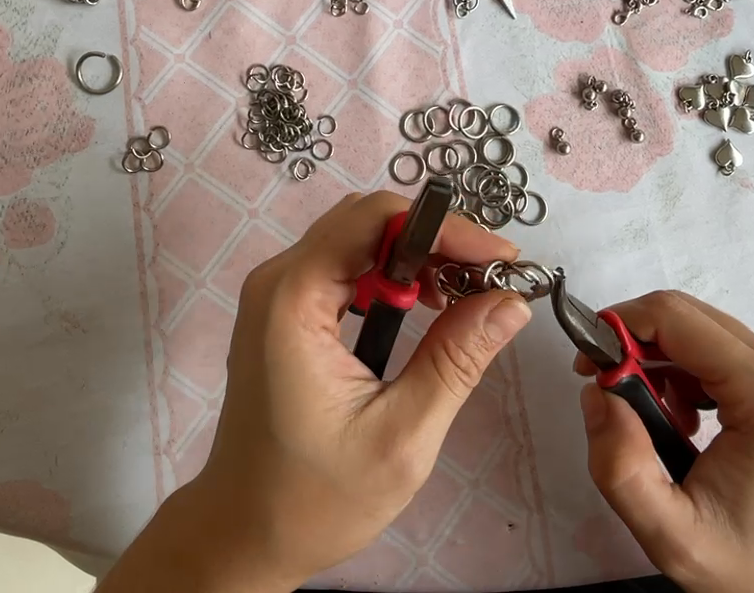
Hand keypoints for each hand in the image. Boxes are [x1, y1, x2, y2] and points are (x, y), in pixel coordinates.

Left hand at [99, 191, 534, 592]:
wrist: (242, 534)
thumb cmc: (315, 498)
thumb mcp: (401, 435)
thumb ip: (456, 360)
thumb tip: (510, 301)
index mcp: (294, 299)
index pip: (376, 219)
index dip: (444, 226)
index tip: (501, 258)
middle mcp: (279, 279)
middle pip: (367, 220)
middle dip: (435, 239)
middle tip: (487, 277)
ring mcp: (277, 292)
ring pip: (358, 237)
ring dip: (415, 255)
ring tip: (462, 294)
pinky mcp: (284, 309)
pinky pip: (344, 265)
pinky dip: (389, 274)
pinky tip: (419, 307)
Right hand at [576, 291, 753, 592]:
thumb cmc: (751, 569)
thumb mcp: (671, 536)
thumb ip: (620, 466)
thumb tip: (597, 394)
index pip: (673, 317)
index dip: (618, 327)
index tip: (588, 366)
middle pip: (685, 314)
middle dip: (632, 340)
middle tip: (608, 388)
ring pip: (698, 326)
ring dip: (656, 357)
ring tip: (649, 416)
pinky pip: (717, 346)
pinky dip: (682, 369)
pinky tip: (681, 417)